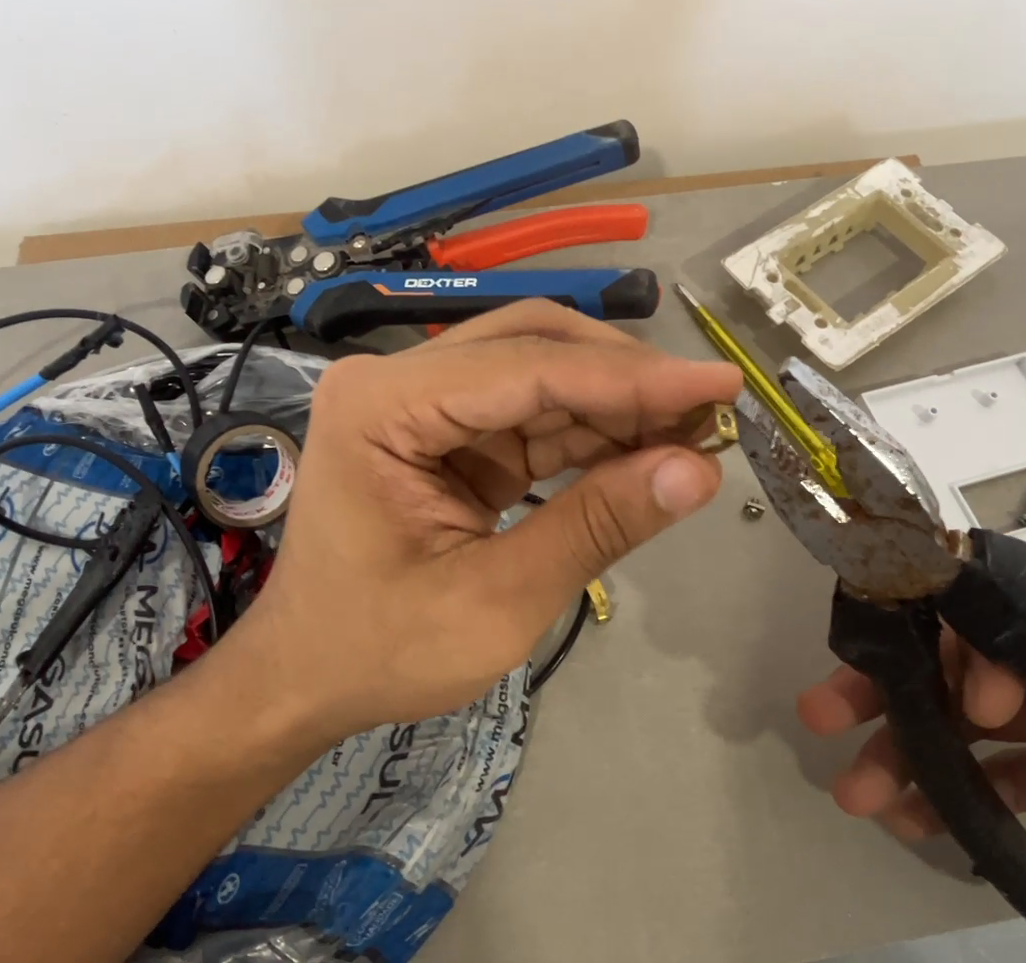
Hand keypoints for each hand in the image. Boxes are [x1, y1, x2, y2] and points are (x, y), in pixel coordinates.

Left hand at [228, 300, 739, 742]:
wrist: (304, 679)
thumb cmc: (377, 652)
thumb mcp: (494, 602)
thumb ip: (595, 528)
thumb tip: (698, 471)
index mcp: (382, 405)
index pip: (526, 369)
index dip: (631, 377)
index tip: (721, 382)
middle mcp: (394, 382)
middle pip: (530, 347)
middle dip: (623, 379)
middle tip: (711, 409)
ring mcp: (415, 403)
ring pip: (535, 376)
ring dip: (612, 405)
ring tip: (692, 434)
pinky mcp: (439, 434)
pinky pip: (525, 417)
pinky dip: (585, 434)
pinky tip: (642, 452)